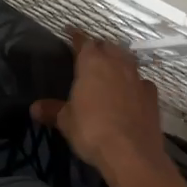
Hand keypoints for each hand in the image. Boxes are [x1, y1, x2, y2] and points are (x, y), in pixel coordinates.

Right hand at [30, 32, 166, 175]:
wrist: (132, 154)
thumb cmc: (92, 130)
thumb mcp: (66, 121)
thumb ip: (52, 110)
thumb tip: (34, 108)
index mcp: (92, 62)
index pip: (82, 40)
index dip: (75, 36)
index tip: (69, 32)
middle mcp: (116, 63)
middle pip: (107, 46)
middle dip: (99, 48)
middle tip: (90, 56)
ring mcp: (137, 78)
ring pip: (127, 60)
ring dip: (119, 62)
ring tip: (111, 71)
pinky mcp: (152, 96)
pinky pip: (142, 83)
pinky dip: (135, 85)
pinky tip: (131, 94)